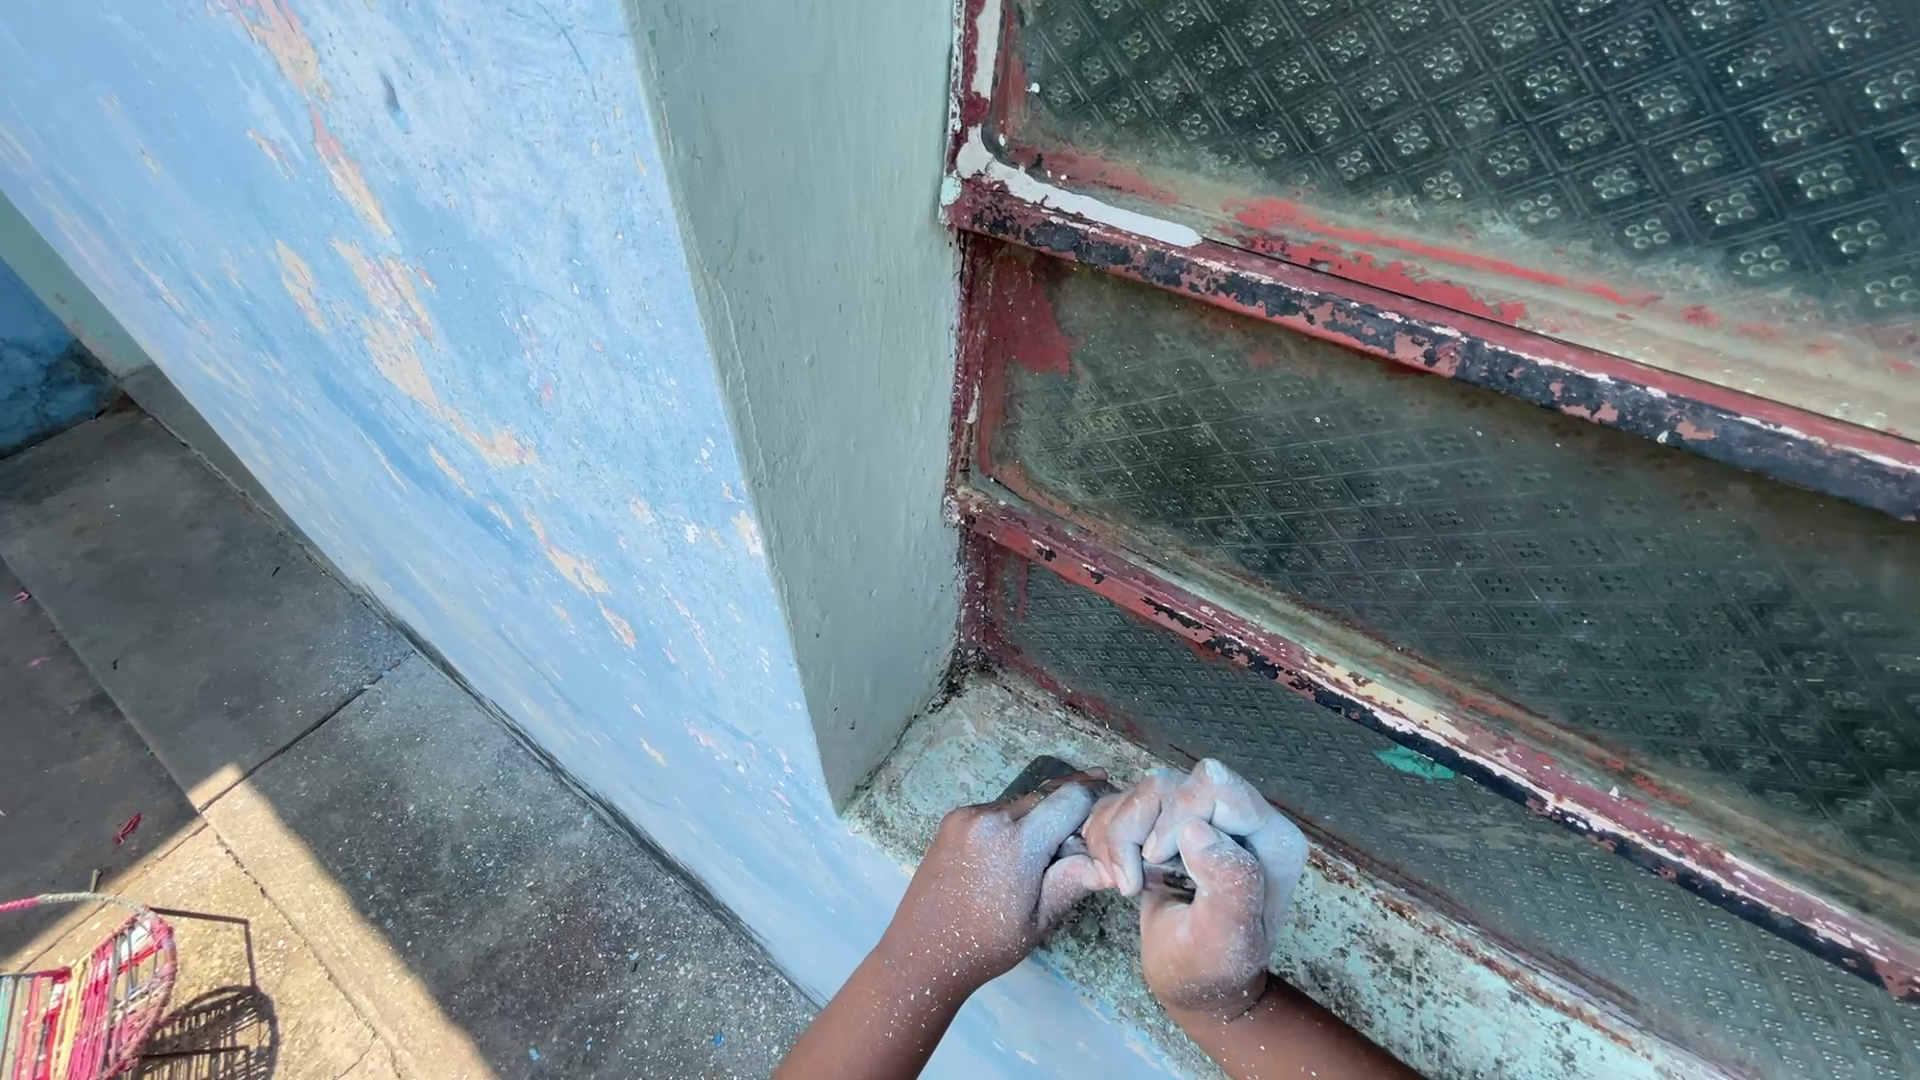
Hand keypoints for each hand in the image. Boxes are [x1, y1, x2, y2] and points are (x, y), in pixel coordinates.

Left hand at [875, 771, 1108, 996]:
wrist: (923, 951)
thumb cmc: (987, 944)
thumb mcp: (1039, 920)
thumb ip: (1074, 880)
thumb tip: (1112, 862)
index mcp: (1017, 841)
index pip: (1069, 799)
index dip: (1093, 803)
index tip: (1107, 816)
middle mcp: (991, 816)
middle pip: (1045, 796)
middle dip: (1069, 807)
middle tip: (1093, 821)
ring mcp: (968, 814)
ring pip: (1020, 802)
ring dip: (1039, 815)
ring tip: (1058, 840)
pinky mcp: (953, 818)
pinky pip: (996, 811)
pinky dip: (1013, 822)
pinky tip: (1021, 846)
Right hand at [1083, 760, 1308, 1017]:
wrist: (1187, 979)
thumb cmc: (1211, 967)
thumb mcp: (1226, 940)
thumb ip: (1229, 884)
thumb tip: (1197, 829)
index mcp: (1266, 835)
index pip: (1216, 786)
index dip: (1176, 816)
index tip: (1159, 859)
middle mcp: (1231, 815)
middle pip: (1168, 785)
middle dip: (1135, 833)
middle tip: (1130, 882)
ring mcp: (1194, 812)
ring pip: (1139, 793)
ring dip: (1115, 840)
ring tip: (1122, 883)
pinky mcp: (1162, 817)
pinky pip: (1118, 803)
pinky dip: (1103, 838)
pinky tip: (1115, 873)